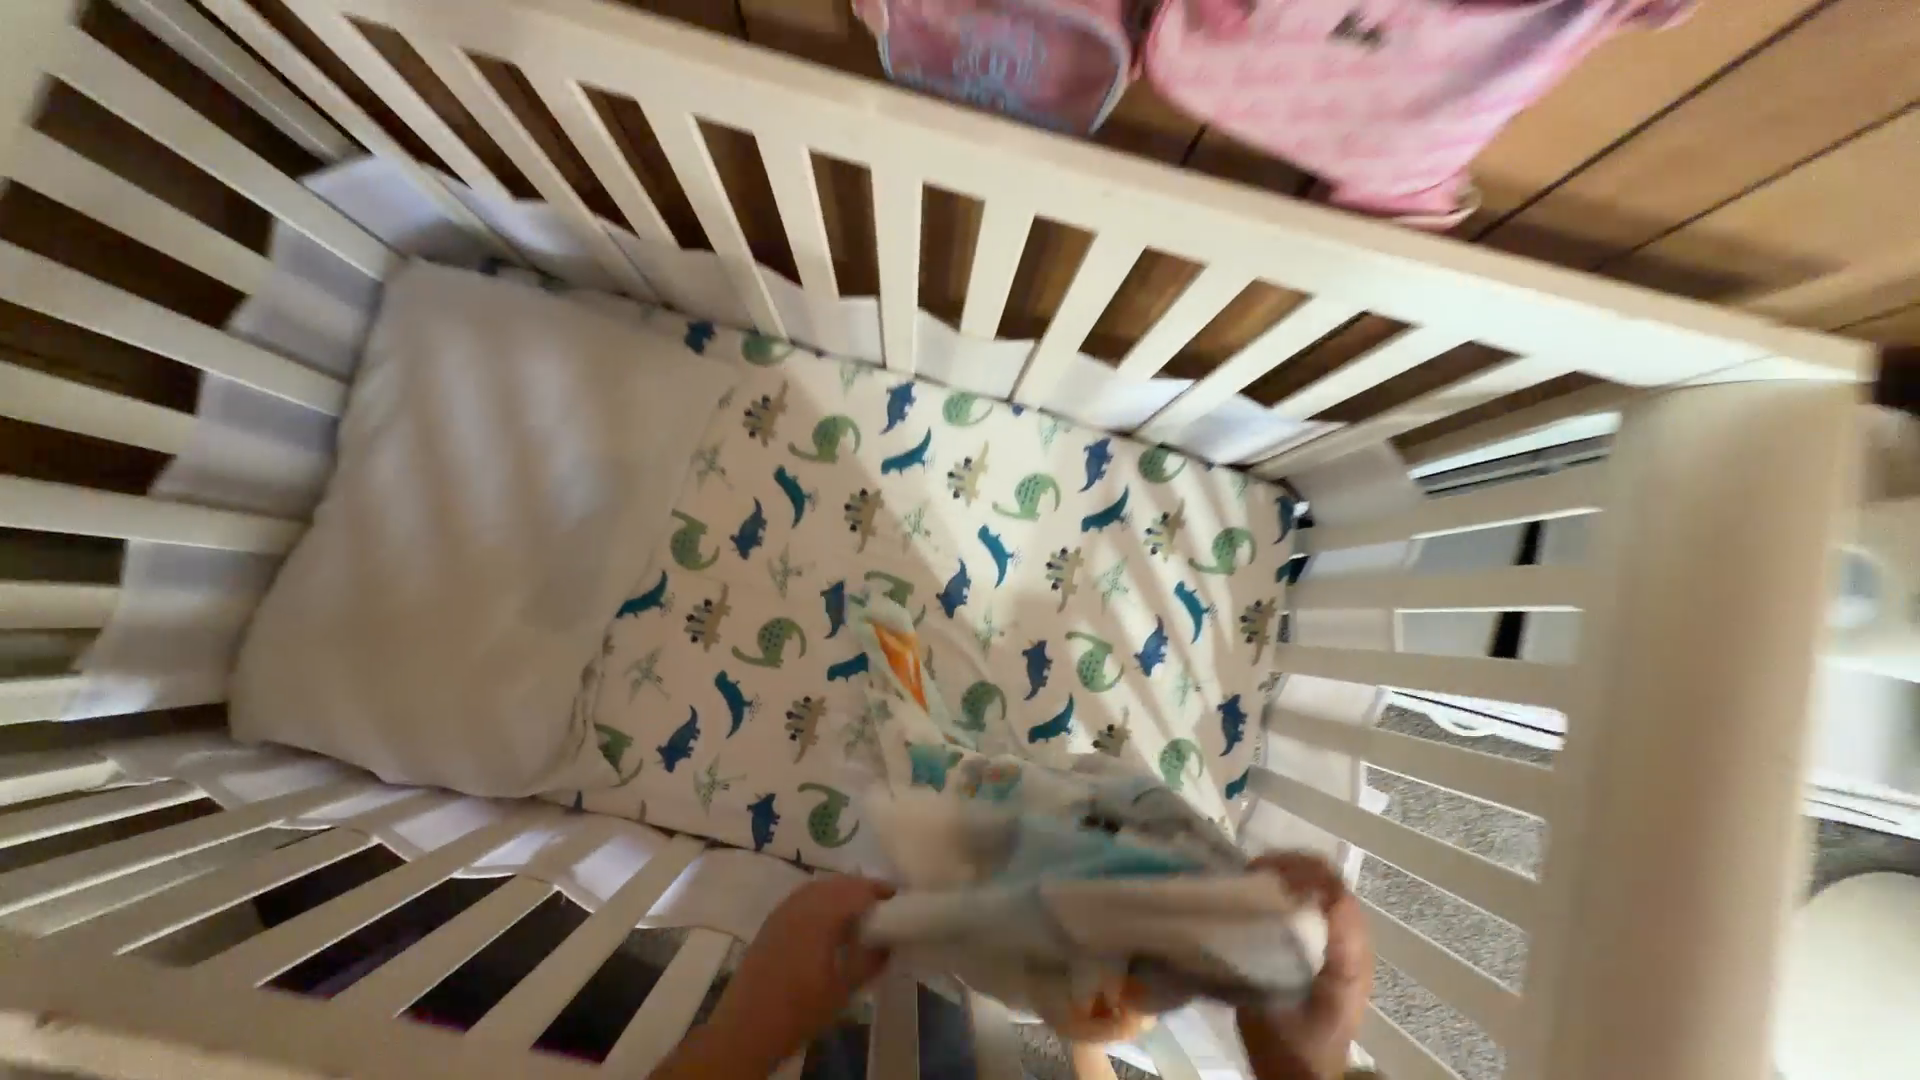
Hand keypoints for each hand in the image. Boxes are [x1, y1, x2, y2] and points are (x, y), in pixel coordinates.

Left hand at [656, 876, 894, 1077]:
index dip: (880, 890)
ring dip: (840, 893)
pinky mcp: (771, 922)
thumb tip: (889, 944)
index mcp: (821, 915)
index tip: (898, 899)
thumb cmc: (799, 1009)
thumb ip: (869, 962)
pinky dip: (821, 901)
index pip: (858, 889)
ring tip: (857, 914)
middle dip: (861, 889)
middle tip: (881, 906)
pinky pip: (803, 898)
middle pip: (838, 883)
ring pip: (819, 888)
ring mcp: (783, 910)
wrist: (745, 1028)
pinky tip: (828, 924)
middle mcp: (801, 903)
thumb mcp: (842, 990)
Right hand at [1236, 853, 1371, 1079]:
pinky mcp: (1337, 954)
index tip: (1259, 872)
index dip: (1301, 874)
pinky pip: (1322, 906)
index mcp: (1347, 963)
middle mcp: (1356, 950)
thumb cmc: (1287, 1048)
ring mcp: (1349, 950)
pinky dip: (1298, 890)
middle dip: (1295, 867)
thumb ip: (1257, 959)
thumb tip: (1238, 909)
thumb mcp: (1267, 1006)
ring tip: (1258, 877)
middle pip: (1335, 884)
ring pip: (1330, 891)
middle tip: (1253, 870)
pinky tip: (1268, 896)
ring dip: (1296, 875)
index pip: (1337, 897)